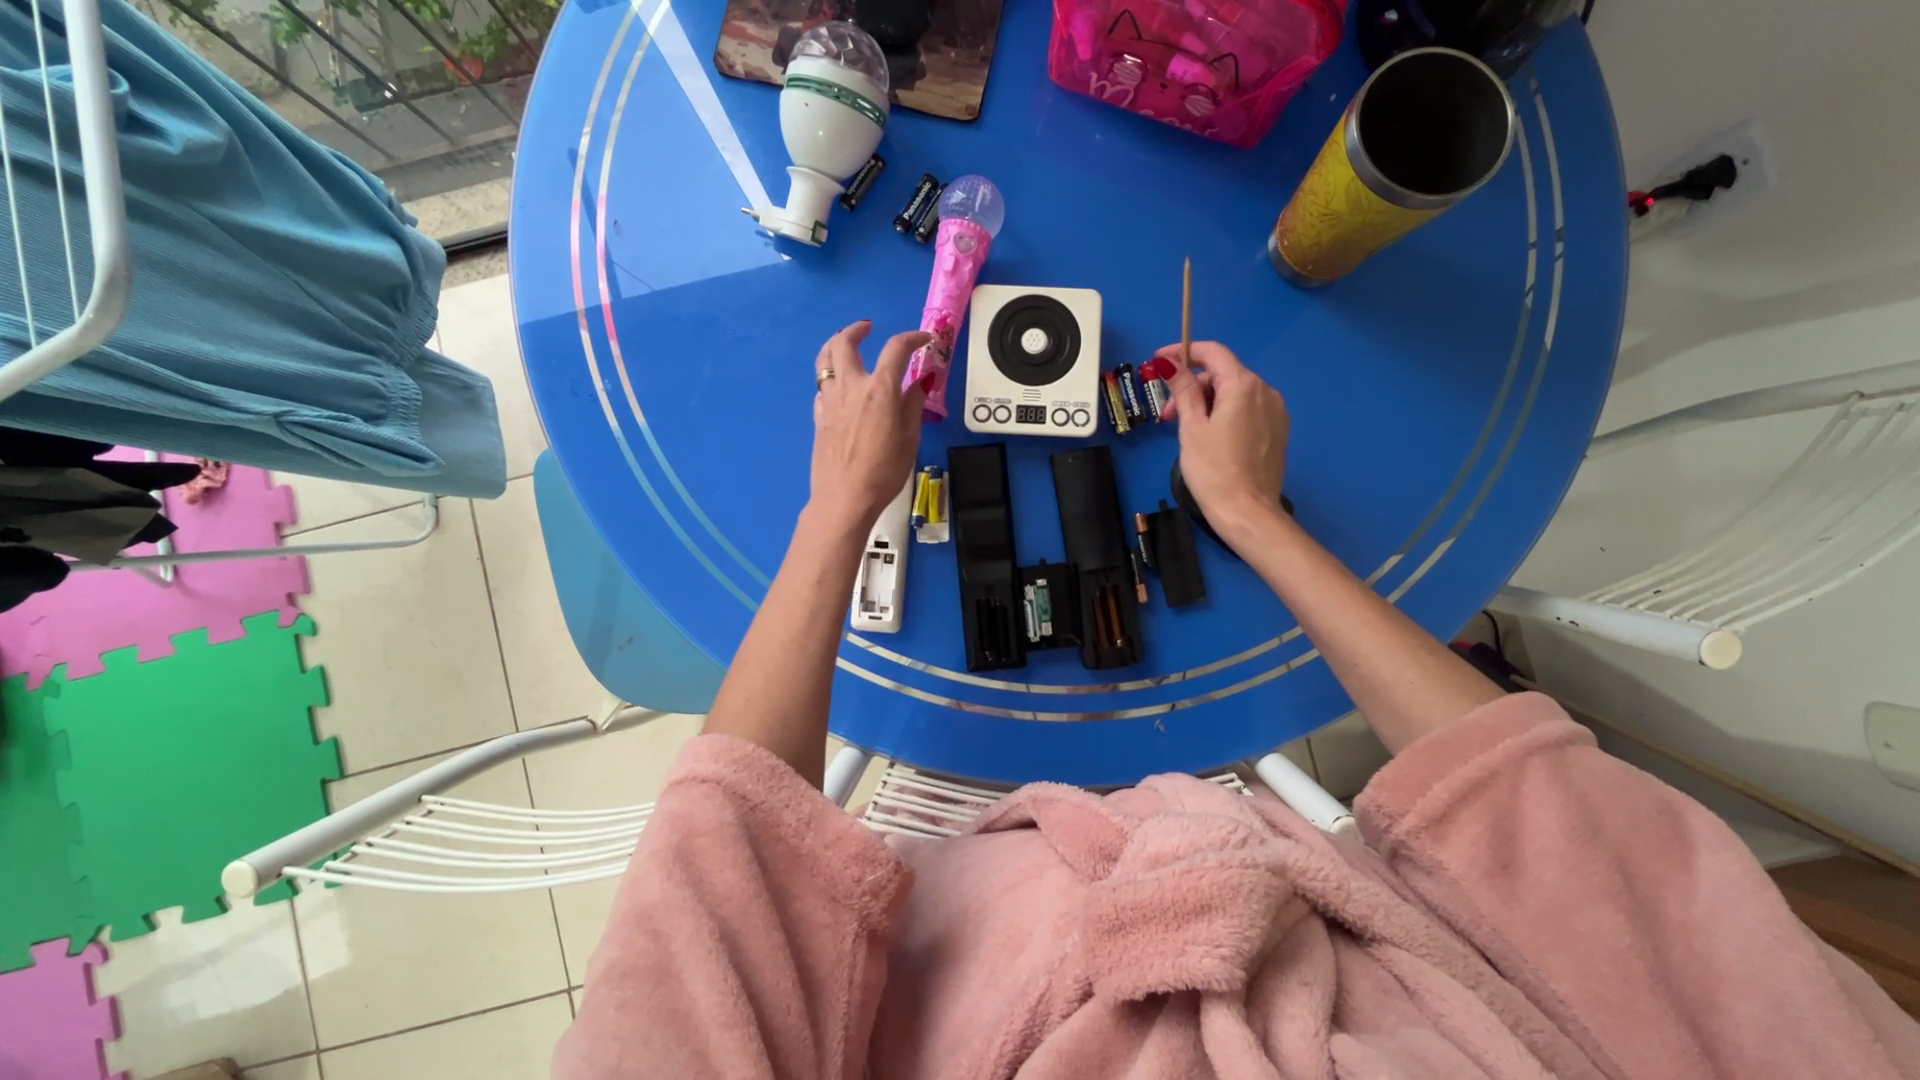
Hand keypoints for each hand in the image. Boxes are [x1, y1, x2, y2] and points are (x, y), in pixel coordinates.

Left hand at [809, 321, 932, 530]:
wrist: (845, 497)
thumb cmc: (884, 471)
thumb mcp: (910, 438)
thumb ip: (913, 404)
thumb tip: (919, 382)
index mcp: (880, 389)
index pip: (897, 348)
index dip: (913, 338)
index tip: (924, 340)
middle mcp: (852, 386)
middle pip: (846, 343)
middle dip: (858, 330)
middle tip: (869, 328)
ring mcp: (830, 400)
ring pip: (825, 360)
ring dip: (835, 345)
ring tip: (845, 344)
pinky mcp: (819, 416)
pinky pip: (821, 386)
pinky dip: (831, 378)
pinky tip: (839, 386)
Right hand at [1157, 341, 1289, 543]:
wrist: (1247, 512)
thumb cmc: (1213, 470)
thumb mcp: (1191, 427)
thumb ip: (1183, 389)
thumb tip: (1167, 363)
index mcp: (1244, 385)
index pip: (1213, 352)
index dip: (1183, 351)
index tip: (1158, 361)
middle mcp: (1265, 391)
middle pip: (1223, 374)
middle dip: (1192, 386)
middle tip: (1166, 414)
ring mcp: (1275, 411)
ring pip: (1235, 392)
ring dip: (1206, 401)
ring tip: (1185, 428)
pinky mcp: (1278, 430)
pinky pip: (1247, 409)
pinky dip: (1225, 413)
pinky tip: (1210, 435)